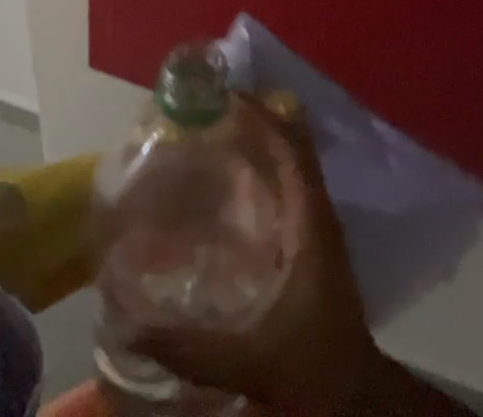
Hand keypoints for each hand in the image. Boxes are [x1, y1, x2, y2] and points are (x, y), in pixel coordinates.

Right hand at [130, 99, 390, 411]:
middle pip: (292, 150)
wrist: (355, 396)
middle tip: (204, 113)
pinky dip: (260, 176)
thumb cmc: (312, 367)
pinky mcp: (310, 247)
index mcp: (312, 226)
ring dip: (258, 146)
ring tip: (209, 136)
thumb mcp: (248, 361)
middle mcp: (318, 217)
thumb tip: (127, 326)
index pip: (293, 153)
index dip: (264, 118)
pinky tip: (225, 188)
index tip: (224, 96)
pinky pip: (286, 193)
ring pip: (291, 170)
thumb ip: (187, 347)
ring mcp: (317, 231)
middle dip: (255, 123)